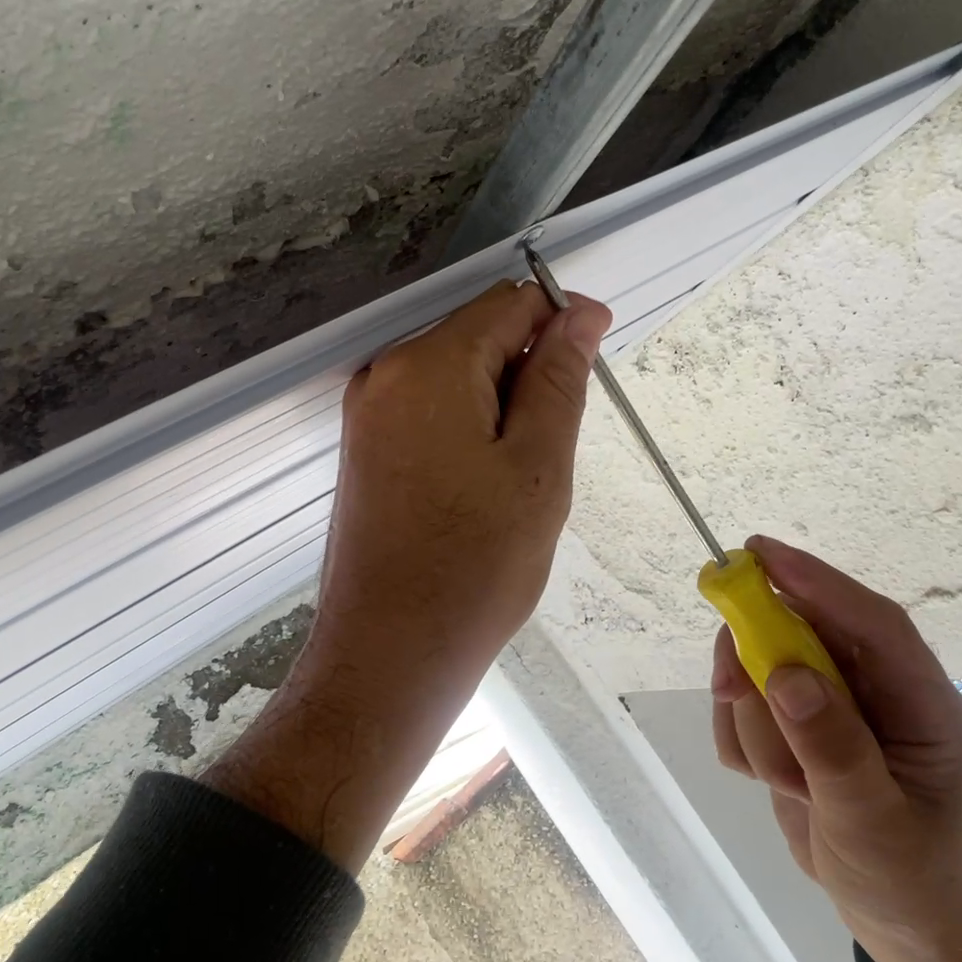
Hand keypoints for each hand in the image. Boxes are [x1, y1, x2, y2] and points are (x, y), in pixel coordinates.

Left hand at [306, 280, 612, 698]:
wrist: (388, 656)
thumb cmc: (473, 569)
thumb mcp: (536, 469)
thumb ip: (557, 381)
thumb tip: (578, 315)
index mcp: (426, 367)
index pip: (507, 305)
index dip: (562, 320)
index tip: (597, 357)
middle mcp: (383, 377)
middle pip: (476, 339)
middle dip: (527, 376)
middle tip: (549, 455)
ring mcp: (366, 418)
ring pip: (455, 382)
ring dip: (499, 412)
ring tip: (514, 485)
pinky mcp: (364, 455)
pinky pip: (429, 417)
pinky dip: (467, 435)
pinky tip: (480, 493)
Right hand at [711, 536, 961, 961]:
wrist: (888, 920)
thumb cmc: (898, 876)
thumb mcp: (869, 820)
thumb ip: (831, 746)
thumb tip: (784, 673)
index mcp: (922, 703)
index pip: (873, 623)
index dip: (816, 582)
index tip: (757, 556)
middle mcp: (878, 693)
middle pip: (805, 637)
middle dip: (761, 661)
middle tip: (729, 686)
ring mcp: (833, 708)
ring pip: (765, 675)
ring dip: (758, 728)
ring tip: (786, 783)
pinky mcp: (797, 726)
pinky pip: (746, 710)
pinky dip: (743, 744)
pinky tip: (776, 784)